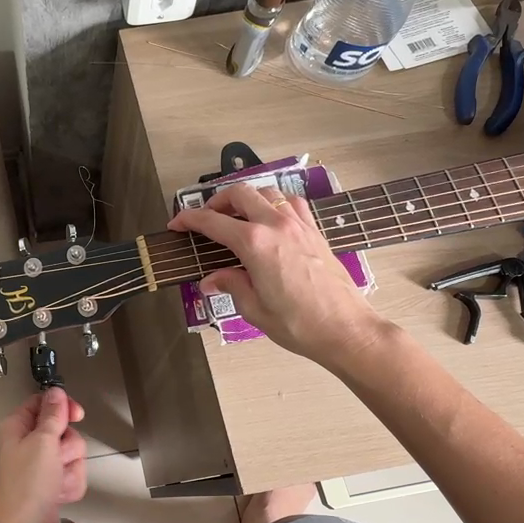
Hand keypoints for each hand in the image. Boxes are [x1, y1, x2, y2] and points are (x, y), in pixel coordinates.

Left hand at [0, 388, 86, 522]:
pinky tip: (60, 496)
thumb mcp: (42, 442)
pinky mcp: (52, 488)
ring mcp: (41, 468)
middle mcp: (29, 445)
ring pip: (72, 455)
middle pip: (63, 431)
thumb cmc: (27, 486)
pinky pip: (72, 476)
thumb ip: (53, 414)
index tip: (77, 415)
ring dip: (71, 469)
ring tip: (57, 483)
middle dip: (69, 447)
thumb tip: (56, 391)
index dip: (62, 407)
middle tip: (58, 459)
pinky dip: (70, 486)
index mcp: (18, 427)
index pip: (44, 404)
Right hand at [168, 182, 388, 361]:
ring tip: (237, 216)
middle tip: (206, 219)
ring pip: (266, 192)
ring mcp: (299, 224)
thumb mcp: (254, 309)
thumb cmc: (299, 324)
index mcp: (254, 243)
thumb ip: (231, 285)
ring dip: (247, 198)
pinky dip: (275, 203)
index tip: (176, 224)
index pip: (212, 221)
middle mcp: (275, 224)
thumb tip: (211, 279)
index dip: (189, 219)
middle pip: (239, 194)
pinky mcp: (315, 231)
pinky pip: (292, 203)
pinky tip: (271, 219)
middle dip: (216, 201)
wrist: (347, 330)